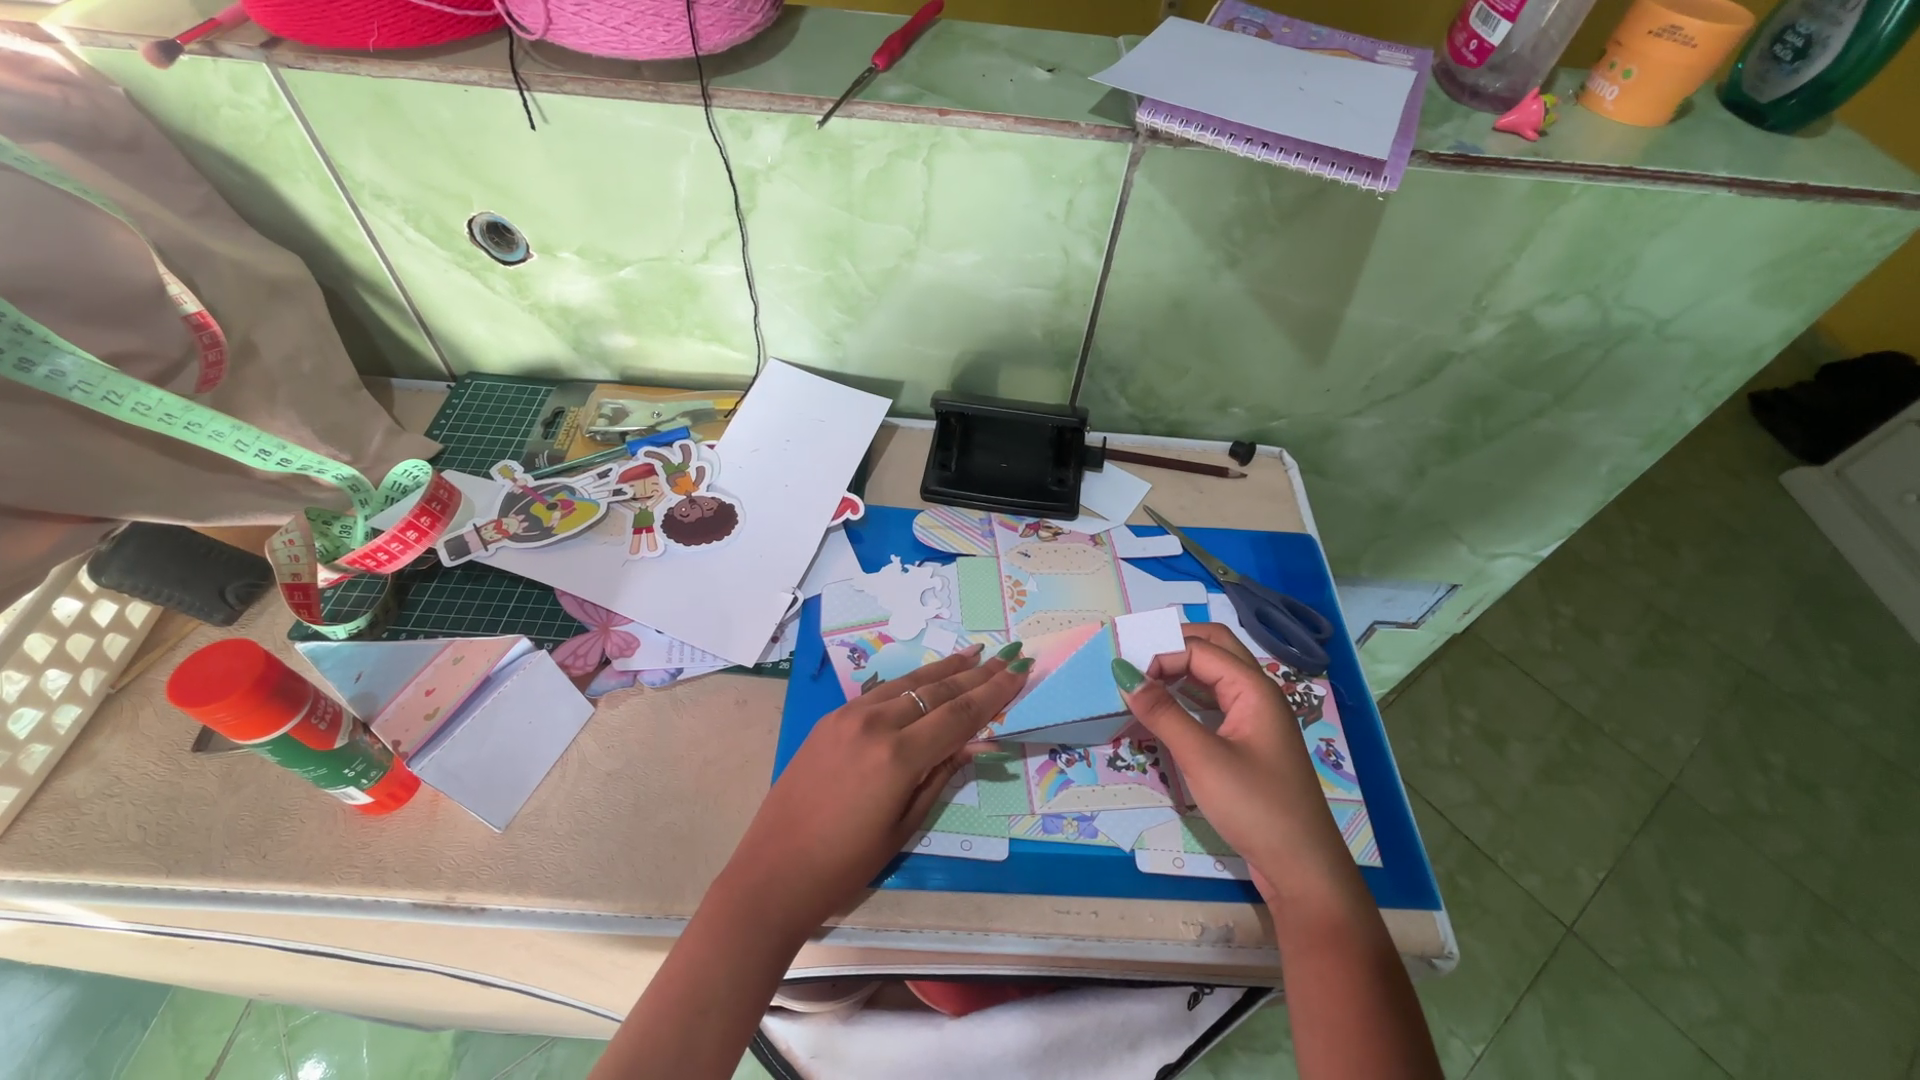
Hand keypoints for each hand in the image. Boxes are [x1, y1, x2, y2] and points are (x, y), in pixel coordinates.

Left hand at [715, 643, 1029, 937]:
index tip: (1019, 673)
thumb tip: (981, 742)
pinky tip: (926, 678)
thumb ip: (942, 775)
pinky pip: (880, 693)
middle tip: (1007, 656)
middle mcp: (874, 724)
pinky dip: (909, 682)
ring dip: (944, 669)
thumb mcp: (905, 825)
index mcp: (898, 756)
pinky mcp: (830, 720)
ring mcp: (847, 716)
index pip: (960, 715)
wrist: (775, 870)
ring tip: (974, 654)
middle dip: (976, 674)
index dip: (994, 694)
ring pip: (907, 684)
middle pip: (937, 691)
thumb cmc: (847, 863)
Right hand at [1112, 624, 1357, 904]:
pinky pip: (1214, 704)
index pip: (1199, 650)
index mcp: (1254, 688)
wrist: (1301, 867)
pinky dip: (1187, 698)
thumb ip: (1163, 713)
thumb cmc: (1255, 807)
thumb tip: (1124, 674)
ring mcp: (1254, 719)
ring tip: (1141, 680)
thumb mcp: (1202, 758)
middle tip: (1133, 660)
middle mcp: (1257, 694)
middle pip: (1214, 649)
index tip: (1124, 678)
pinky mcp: (1247, 743)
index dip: (1160, 655)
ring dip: (1179, 671)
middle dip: (1173, 646)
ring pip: (1214, 677)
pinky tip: (1163, 711)